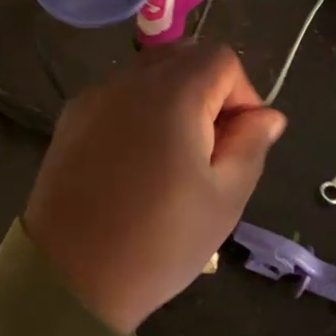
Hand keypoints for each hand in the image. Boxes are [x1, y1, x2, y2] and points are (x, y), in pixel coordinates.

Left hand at [23, 44, 286, 332]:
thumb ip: (251, 144)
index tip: (241, 142)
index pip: (221, 58)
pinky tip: (136, 165)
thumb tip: (267, 116)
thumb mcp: (225, 198)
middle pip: (182, 57)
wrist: (69, 278)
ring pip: (147, 76)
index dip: (242, 94)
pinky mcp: (69, 122)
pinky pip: (117, 99)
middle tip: (212, 149)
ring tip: (173, 161)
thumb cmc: (159, 240)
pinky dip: (138, 115)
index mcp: (173, 92)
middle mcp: (129, 81)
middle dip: (209, 92)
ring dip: (173, 101)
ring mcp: (93, 99)